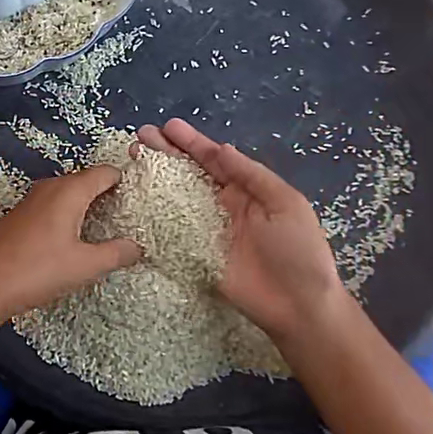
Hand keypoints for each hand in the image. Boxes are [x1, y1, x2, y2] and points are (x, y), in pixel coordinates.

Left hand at [0, 166, 142, 330]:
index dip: (124, 182)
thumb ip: (115, 254)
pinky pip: (51, 207)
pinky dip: (66, 216)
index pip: (105, 173)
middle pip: (86, 181)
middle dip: (107, 195)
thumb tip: (137, 247)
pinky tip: (70, 241)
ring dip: (85, 207)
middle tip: (126, 218)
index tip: (139, 199)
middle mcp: (49, 188)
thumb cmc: (37, 270)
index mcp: (69, 191)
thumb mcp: (84, 266)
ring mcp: (30, 201)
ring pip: (67, 195)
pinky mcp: (18, 217)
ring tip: (103, 231)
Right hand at [136, 119, 354, 340]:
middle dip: (166, 153)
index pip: (214, 160)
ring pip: (176, 197)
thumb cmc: (299, 250)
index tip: (168, 127)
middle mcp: (222, 205)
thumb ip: (252, 176)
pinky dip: (152, 216)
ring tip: (133, 158)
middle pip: (189, 173)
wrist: (298, 306)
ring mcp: (206, 229)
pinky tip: (135, 200)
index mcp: (246, 190)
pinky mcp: (194, 254)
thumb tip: (222, 148)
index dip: (191, 143)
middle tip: (141, 136)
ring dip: (155, 177)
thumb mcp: (286, 204)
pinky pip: (170, 231)